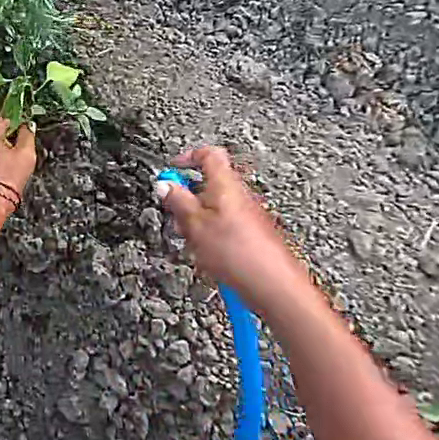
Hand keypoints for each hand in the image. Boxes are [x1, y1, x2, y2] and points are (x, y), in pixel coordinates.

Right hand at [155, 146, 318, 318]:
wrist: (273, 285)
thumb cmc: (238, 254)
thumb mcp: (195, 225)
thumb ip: (178, 202)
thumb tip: (165, 185)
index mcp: (226, 184)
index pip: (209, 154)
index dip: (188, 157)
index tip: (173, 169)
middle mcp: (240, 195)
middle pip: (210, 184)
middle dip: (189, 198)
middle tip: (178, 215)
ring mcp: (248, 216)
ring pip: (216, 209)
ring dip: (199, 221)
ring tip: (193, 242)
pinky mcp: (253, 236)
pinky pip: (226, 228)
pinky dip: (213, 237)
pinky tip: (209, 256)